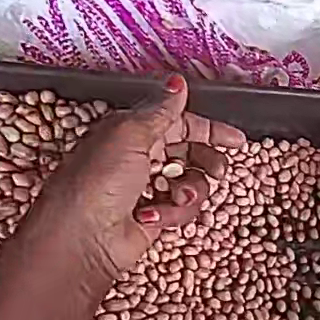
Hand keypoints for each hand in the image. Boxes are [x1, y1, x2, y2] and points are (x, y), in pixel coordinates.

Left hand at [25, 74, 244, 280]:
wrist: (83, 237)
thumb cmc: (98, 183)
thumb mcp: (130, 135)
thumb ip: (161, 110)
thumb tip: (176, 82)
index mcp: (133, 132)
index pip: (180, 123)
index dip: (209, 130)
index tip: (236, 140)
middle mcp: (142, 159)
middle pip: (191, 154)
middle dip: (207, 163)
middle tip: (217, 172)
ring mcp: (150, 189)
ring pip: (193, 184)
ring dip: (191, 191)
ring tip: (177, 197)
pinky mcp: (156, 216)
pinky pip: (184, 211)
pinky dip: (174, 214)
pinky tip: (153, 217)